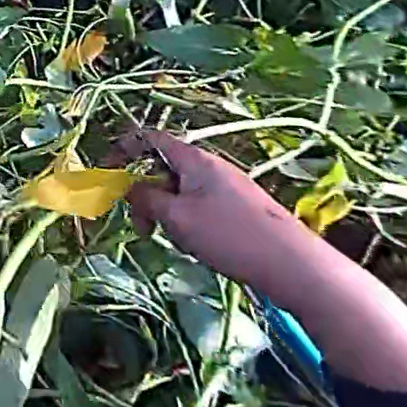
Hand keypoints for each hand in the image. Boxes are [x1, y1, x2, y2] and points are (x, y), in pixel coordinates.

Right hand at [117, 128, 406, 391]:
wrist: (298, 267)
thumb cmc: (230, 236)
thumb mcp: (176, 217)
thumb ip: (144, 198)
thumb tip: (127, 187)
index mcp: (193, 159)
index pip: (149, 138)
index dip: (123, 149)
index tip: (108, 173)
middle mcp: (210, 166)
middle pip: (163, 167)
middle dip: (144, 192)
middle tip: (141, 224)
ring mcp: (228, 186)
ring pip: (180, 189)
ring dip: (165, 210)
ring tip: (173, 239)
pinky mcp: (241, 208)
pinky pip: (199, 203)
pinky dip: (186, 219)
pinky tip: (197, 245)